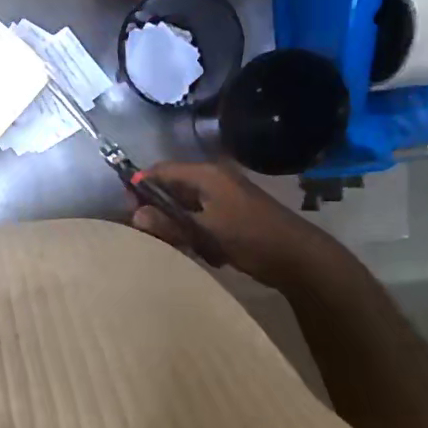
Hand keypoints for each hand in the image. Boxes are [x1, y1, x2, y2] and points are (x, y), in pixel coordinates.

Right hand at [128, 161, 342, 288]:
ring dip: (172, 221)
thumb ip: (167, 223)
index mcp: (207, 175)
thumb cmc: (250, 238)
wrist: (298, 257)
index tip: (128, 209)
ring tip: (166, 240)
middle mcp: (213, 179)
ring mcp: (223, 196)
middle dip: (154, 206)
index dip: (140, 185)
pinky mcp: (229, 213)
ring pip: (182, 203)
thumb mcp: (204, 232)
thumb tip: (135, 215)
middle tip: (145, 229)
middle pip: (170, 186)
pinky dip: (188, 228)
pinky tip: (191, 246)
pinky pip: (197, 215)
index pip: (161, 170)